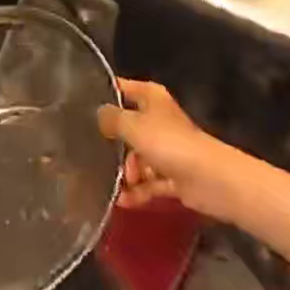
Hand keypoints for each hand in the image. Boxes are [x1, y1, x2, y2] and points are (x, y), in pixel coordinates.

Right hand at [97, 79, 244, 218]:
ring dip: (126, 171)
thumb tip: (98, 115)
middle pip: (128, 126)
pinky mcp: (174, 176)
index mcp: (150, 97)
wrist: (210, 180)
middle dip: (113, 142)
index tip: (80, 105)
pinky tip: (122, 201)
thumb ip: (110, 118)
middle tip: (95, 153)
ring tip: (116, 183)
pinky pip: (149, 181)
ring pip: (138, 157)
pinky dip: (138, 191)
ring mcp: (167, 148)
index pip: (121, 88)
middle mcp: (158, 118)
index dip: (103, 94)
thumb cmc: (168, 142)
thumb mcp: (130, 124)